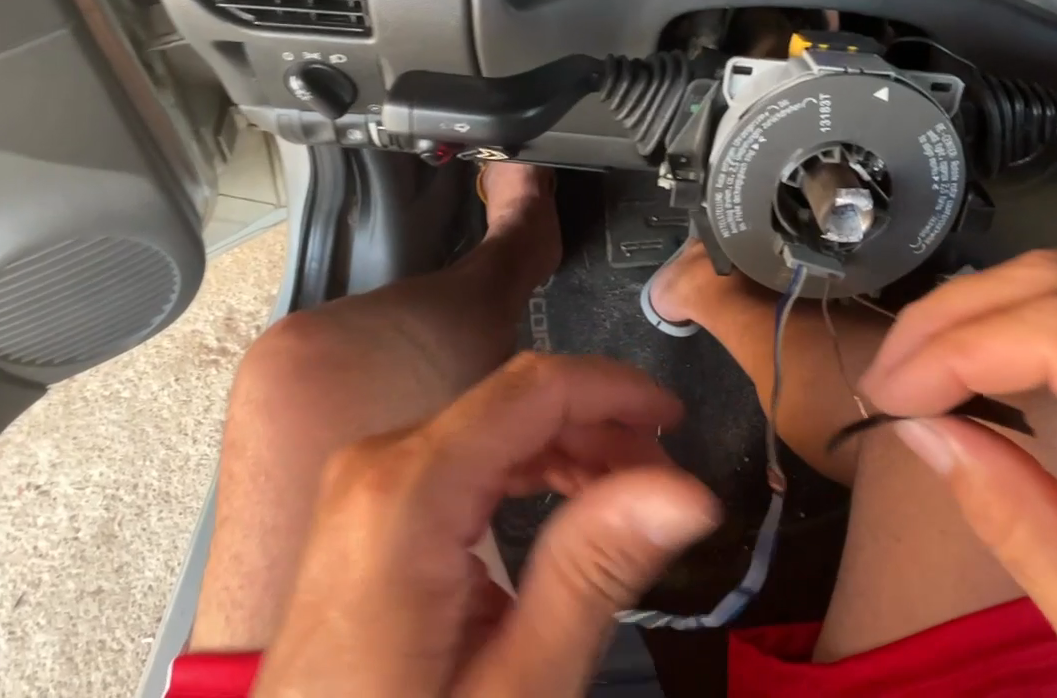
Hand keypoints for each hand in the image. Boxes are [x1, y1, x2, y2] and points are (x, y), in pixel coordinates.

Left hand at [256, 353, 719, 697]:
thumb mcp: (514, 685)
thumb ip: (594, 572)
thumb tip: (689, 492)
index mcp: (409, 491)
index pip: (533, 388)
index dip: (616, 388)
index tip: (679, 422)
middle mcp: (380, 461)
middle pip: (514, 401)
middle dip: (599, 428)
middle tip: (664, 485)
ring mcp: (368, 479)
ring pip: (493, 424)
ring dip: (569, 447)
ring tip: (628, 497)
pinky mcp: (370, 503)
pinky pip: (463, 456)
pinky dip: (527, 468)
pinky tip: (566, 503)